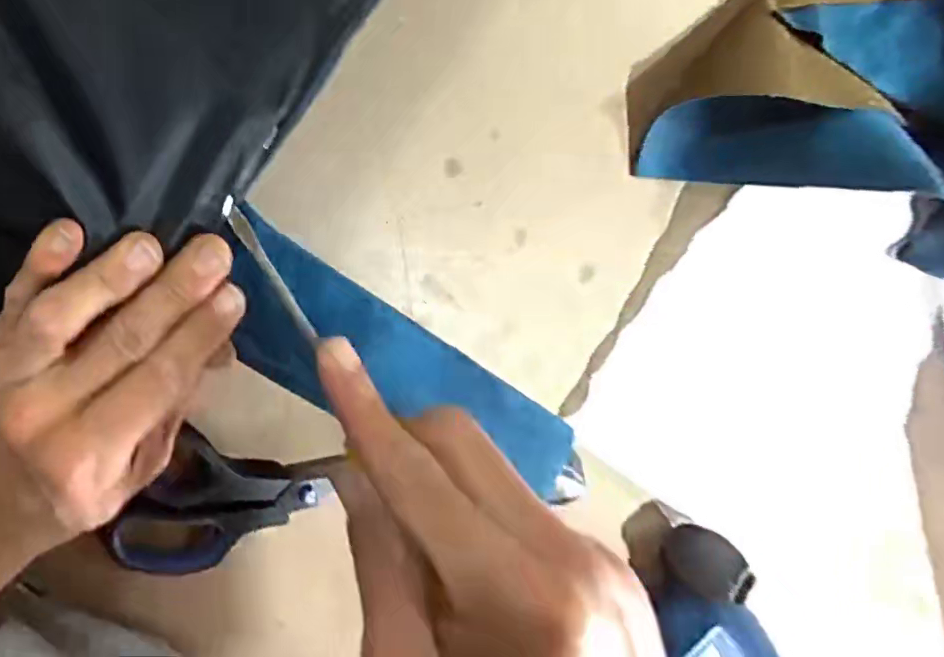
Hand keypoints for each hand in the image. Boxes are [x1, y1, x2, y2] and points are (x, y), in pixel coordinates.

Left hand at [0, 219, 245, 573]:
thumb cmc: (74, 490)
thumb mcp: (133, 474)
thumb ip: (171, 410)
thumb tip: (217, 344)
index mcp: (86, 461)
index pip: (154, 383)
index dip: (195, 336)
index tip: (232, 296)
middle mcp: (44, 414)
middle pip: (117, 342)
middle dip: (172, 294)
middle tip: (211, 254)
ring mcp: (10, 371)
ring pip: (60, 314)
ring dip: (108, 275)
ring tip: (151, 244)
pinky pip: (15, 295)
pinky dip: (41, 261)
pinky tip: (69, 231)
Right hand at [316, 338, 662, 656]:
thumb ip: (378, 559)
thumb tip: (356, 472)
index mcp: (523, 595)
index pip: (416, 469)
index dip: (362, 406)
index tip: (330, 348)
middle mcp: (573, 558)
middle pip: (456, 438)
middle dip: (397, 436)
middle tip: (365, 485)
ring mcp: (604, 561)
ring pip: (484, 463)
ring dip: (434, 477)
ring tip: (427, 557)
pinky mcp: (614, 568)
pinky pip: (514, 499)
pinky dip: (470, 509)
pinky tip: (472, 576)